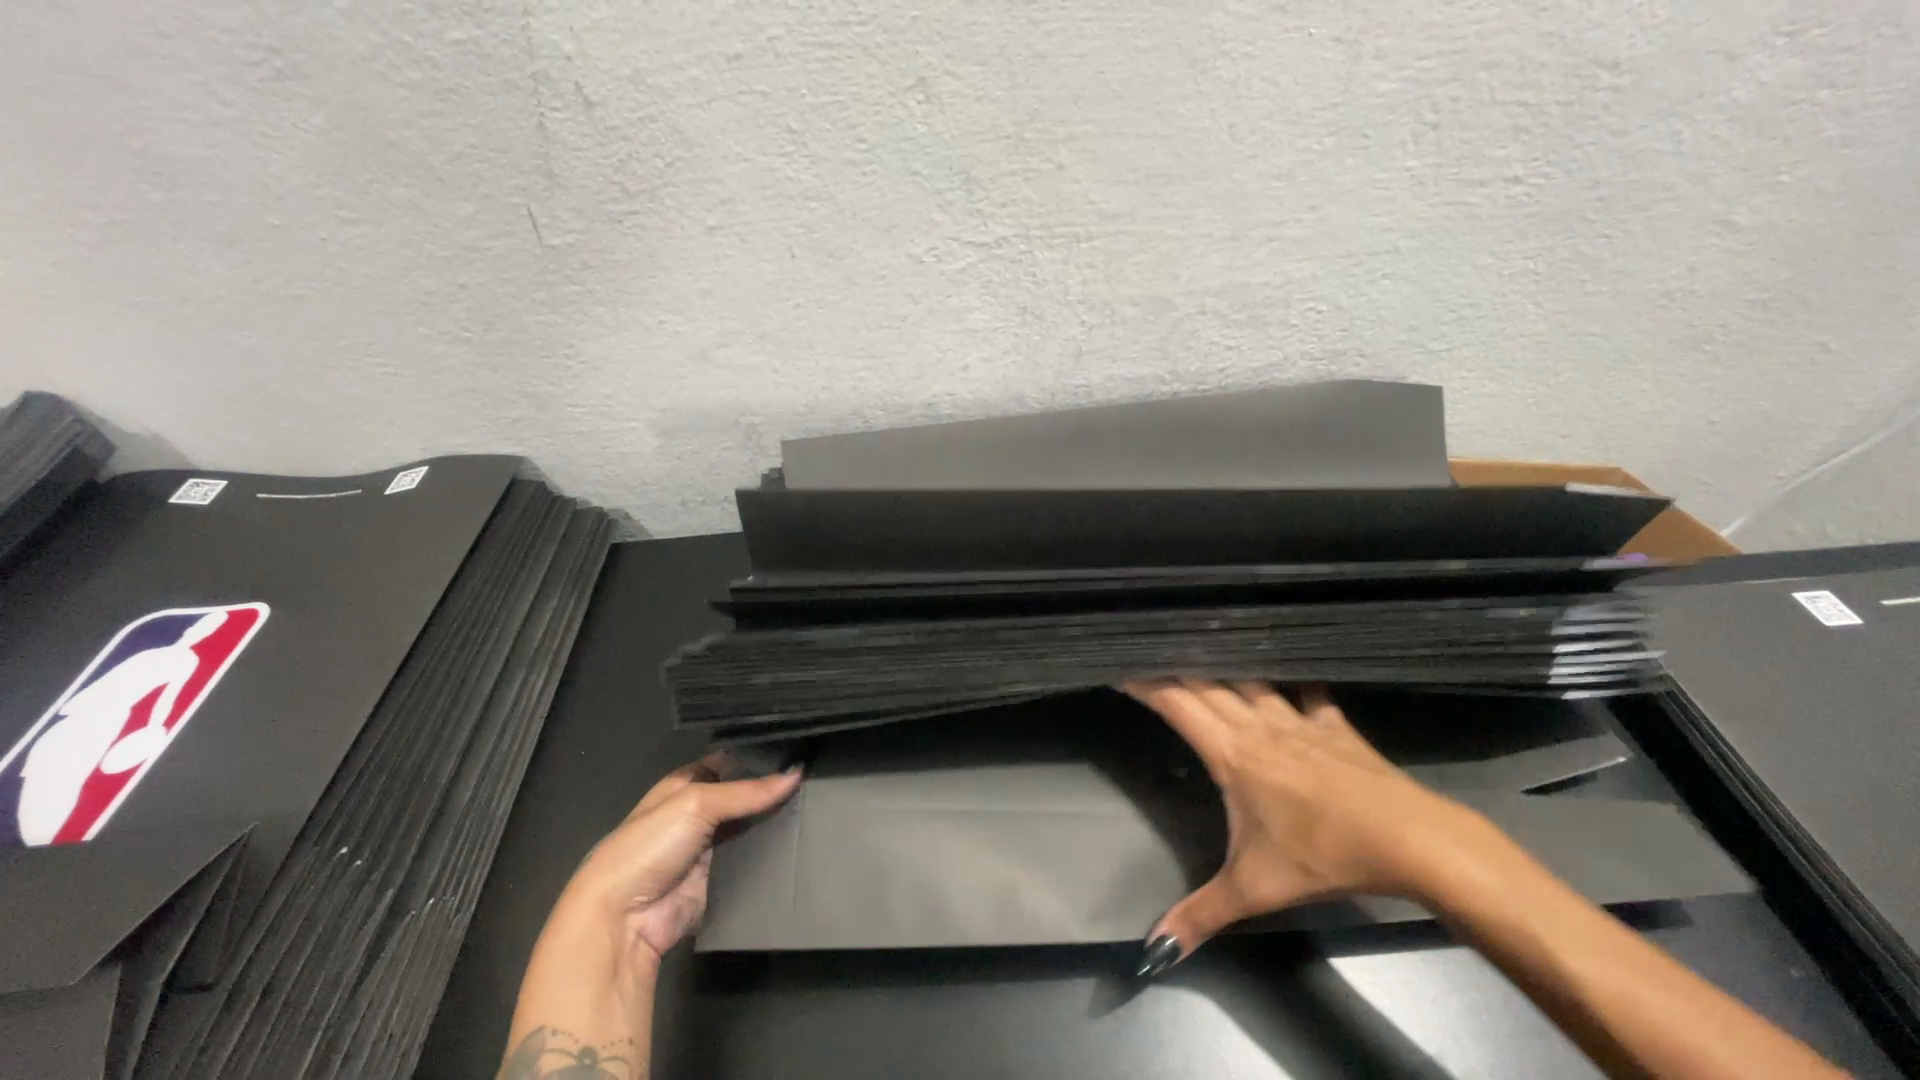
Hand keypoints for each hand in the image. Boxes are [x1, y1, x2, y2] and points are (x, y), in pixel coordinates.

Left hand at [554, 752, 801, 971]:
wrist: (624, 918)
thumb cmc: (649, 846)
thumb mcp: (695, 804)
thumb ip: (746, 791)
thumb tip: (796, 774)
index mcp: (684, 785)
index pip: (729, 763)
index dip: (759, 759)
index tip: (799, 755)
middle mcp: (698, 814)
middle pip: (745, 798)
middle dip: (774, 794)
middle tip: (818, 785)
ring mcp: (710, 850)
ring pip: (753, 831)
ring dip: (777, 826)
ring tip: (817, 813)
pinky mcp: (722, 881)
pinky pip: (754, 865)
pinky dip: (773, 858)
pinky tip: (804, 846)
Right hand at [1123, 678, 1473, 974]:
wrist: (1410, 839)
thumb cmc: (1322, 856)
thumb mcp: (1253, 890)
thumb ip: (1200, 916)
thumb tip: (1154, 952)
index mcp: (1231, 755)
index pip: (1177, 705)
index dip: (1147, 685)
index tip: (1123, 670)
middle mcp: (1260, 727)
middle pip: (1208, 685)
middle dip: (1176, 671)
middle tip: (1153, 661)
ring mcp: (1301, 721)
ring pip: (1252, 683)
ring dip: (1225, 671)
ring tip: (1206, 661)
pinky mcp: (1336, 726)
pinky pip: (1306, 694)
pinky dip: (1290, 684)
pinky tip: (1288, 683)